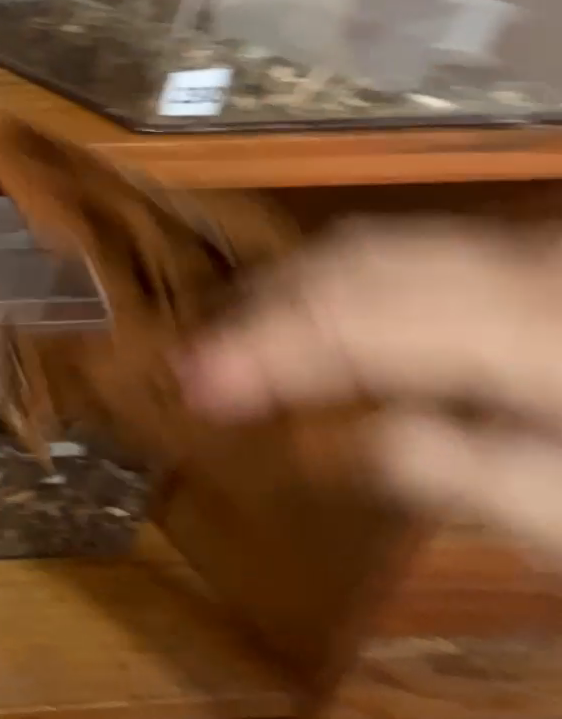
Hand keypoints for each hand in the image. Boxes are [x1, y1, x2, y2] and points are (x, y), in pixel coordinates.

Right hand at [184, 220, 561, 557]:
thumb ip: (468, 474)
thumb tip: (343, 440)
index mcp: (533, 334)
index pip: (352, 323)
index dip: (259, 350)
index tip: (191, 386)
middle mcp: (524, 272)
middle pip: (354, 265)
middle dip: (260, 310)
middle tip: (198, 363)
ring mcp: (532, 258)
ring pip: (375, 243)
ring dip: (289, 287)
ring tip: (239, 334)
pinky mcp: (538, 263)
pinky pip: (410, 249)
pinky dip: (339, 277)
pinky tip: (317, 311)